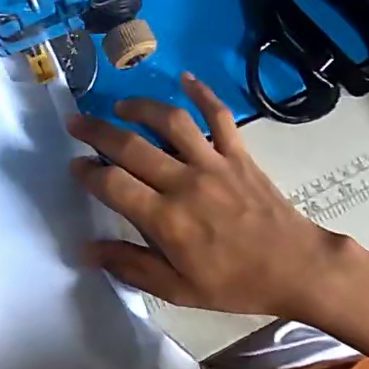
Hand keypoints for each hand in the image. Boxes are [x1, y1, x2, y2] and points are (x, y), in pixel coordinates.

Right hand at [66, 74, 356, 320]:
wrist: (293, 266)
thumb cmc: (234, 283)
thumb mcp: (179, 290)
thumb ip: (132, 267)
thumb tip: (86, 249)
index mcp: (166, 220)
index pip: (113, 185)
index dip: (87, 172)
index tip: (75, 165)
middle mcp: (185, 183)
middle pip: (131, 146)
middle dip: (96, 132)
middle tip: (76, 122)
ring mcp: (214, 163)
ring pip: (171, 122)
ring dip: (141, 107)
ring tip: (120, 105)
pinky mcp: (239, 153)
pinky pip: (219, 116)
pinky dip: (203, 93)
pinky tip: (186, 77)